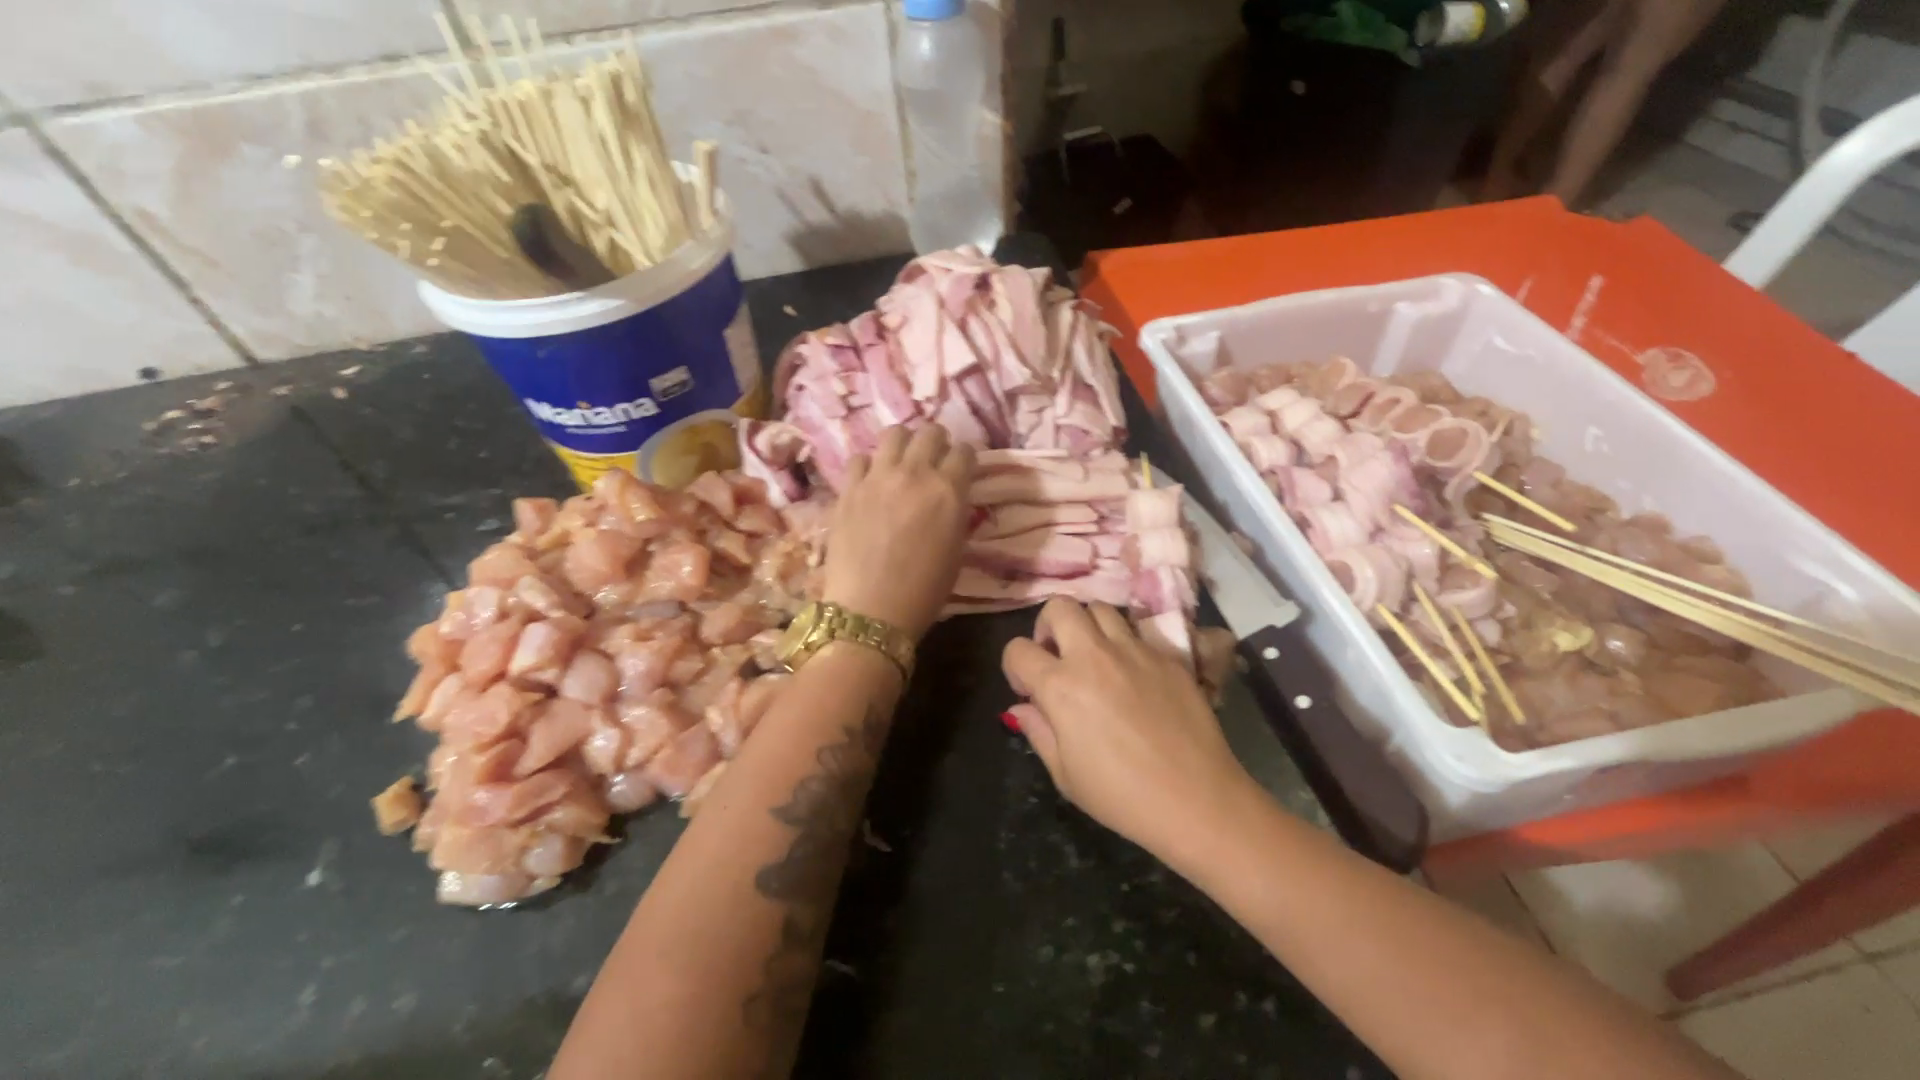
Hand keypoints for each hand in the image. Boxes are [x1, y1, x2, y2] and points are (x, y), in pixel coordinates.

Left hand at [822, 425, 975, 641]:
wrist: (871, 611)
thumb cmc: (924, 592)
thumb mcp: (957, 552)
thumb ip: (956, 514)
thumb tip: (951, 498)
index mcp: (949, 490)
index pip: (965, 452)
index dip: (966, 458)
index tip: (962, 468)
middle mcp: (915, 473)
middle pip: (930, 432)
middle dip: (937, 442)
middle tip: (934, 460)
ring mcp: (877, 477)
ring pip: (894, 434)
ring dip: (903, 444)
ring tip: (902, 462)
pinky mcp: (848, 488)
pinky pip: (860, 459)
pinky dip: (870, 466)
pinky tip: (871, 482)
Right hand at [1002, 598, 1254, 857]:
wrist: (1195, 799)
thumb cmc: (1121, 796)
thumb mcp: (1065, 774)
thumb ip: (1038, 731)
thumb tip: (1022, 707)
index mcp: (1061, 686)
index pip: (1017, 650)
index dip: (1014, 668)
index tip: (1028, 691)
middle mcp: (1095, 656)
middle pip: (1060, 607)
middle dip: (1049, 627)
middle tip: (1058, 658)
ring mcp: (1136, 651)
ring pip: (1102, 609)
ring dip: (1089, 628)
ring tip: (1096, 659)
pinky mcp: (1169, 656)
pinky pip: (1139, 631)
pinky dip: (1127, 643)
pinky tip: (1134, 674)